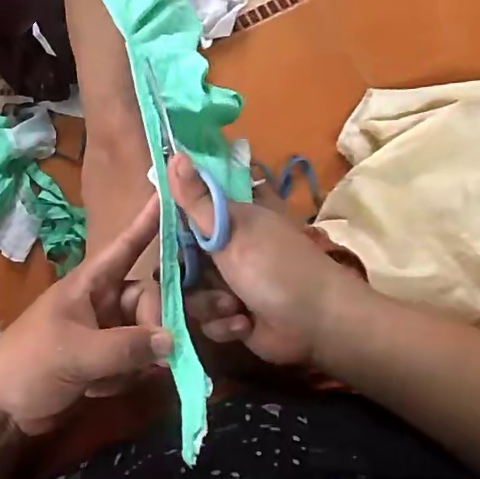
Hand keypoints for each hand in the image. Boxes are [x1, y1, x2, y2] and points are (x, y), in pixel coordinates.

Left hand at [0, 195, 174, 435]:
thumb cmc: (28, 365)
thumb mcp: (77, 353)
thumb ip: (127, 346)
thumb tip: (173, 340)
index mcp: (89, 285)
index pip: (125, 248)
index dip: (147, 225)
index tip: (169, 197)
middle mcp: (102, 304)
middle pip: (149, 302)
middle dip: (153, 330)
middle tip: (158, 357)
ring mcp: (105, 333)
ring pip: (147, 336)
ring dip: (137, 361)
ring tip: (108, 380)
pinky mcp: (106, 361)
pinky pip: (136, 362)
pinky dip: (126, 378)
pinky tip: (100, 390)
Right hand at [166, 154, 365, 365]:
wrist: (316, 323)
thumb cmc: (275, 268)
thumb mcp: (233, 231)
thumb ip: (198, 200)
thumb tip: (175, 153)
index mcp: (227, 221)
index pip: (184, 217)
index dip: (170, 231)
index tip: (163, 243)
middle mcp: (224, 250)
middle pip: (180, 263)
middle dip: (189, 279)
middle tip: (201, 281)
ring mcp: (228, 284)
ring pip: (190, 296)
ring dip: (210, 305)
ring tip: (234, 307)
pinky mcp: (231, 316)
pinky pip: (206, 322)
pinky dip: (224, 325)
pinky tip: (244, 324)